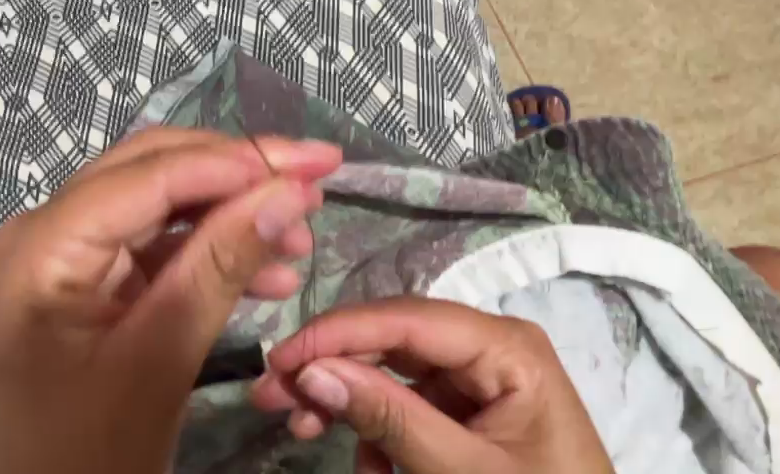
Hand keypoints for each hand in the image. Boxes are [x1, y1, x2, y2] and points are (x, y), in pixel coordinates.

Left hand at [0, 128, 343, 473]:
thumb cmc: (84, 459)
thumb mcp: (159, 361)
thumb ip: (222, 265)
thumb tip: (291, 193)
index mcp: (48, 240)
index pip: (154, 172)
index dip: (239, 159)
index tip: (317, 161)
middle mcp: (50, 228)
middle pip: (156, 171)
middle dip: (239, 174)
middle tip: (315, 182)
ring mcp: (65, 255)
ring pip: (161, 205)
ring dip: (231, 214)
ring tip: (301, 238)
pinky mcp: (86, 285)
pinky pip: (155, 247)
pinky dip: (210, 253)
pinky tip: (267, 274)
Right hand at [251, 296, 615, 473]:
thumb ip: (391, 420)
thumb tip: (313, 370)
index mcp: (504, 345)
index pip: (406, 319)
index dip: (339, 332)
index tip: (281, 357)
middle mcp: (488, 346)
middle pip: (392, 341)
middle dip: (334, 367)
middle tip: (274, 396)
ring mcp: (478, 378)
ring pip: (392, 372)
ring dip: (348, 402)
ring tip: (304, 429)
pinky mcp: (470, 410)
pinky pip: (408, 405)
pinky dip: (377, 432)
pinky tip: (365, 462)